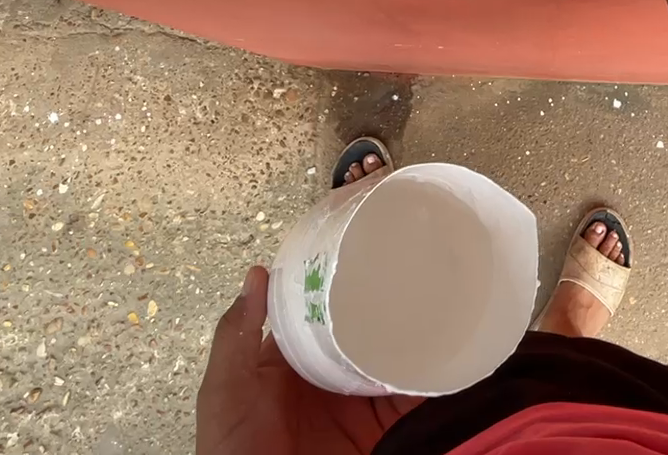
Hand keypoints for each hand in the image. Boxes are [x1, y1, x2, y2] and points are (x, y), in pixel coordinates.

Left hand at [197, 266, 423, 454]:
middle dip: (381, 299)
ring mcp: (354, 400)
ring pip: (386, 353)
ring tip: (437, 293)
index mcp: (284, 362)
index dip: (332, 280)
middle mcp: (323, 374)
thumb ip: (236, 338)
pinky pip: (408, 392)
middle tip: (413, 260)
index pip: (312, 310)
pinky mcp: (380, 426)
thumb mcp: (224, 396)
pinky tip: (443, 345)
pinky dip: (426, 372)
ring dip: (409, 330)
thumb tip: (258, 271)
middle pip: (356, 327)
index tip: (361, 241)